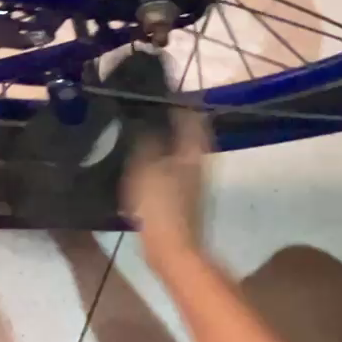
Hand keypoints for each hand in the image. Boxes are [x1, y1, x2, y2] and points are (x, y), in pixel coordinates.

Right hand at [121, 108, 210, 257]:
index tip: (161, 92)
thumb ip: (146, 141)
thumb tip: (145, 120)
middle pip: (190, 133)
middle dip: (173, 119)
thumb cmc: (160, 206)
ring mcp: (194, 182)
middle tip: (149, 109)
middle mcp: (198, 162)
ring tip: (143, 132)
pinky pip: (173, 168)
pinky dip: (161, 160)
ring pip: (181, 151)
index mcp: (192, 151)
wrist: (172, 250)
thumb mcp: (144, 168)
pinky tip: (143, 164)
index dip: (179, 102)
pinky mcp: (185, 198)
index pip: (191, 116)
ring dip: (167, 140)